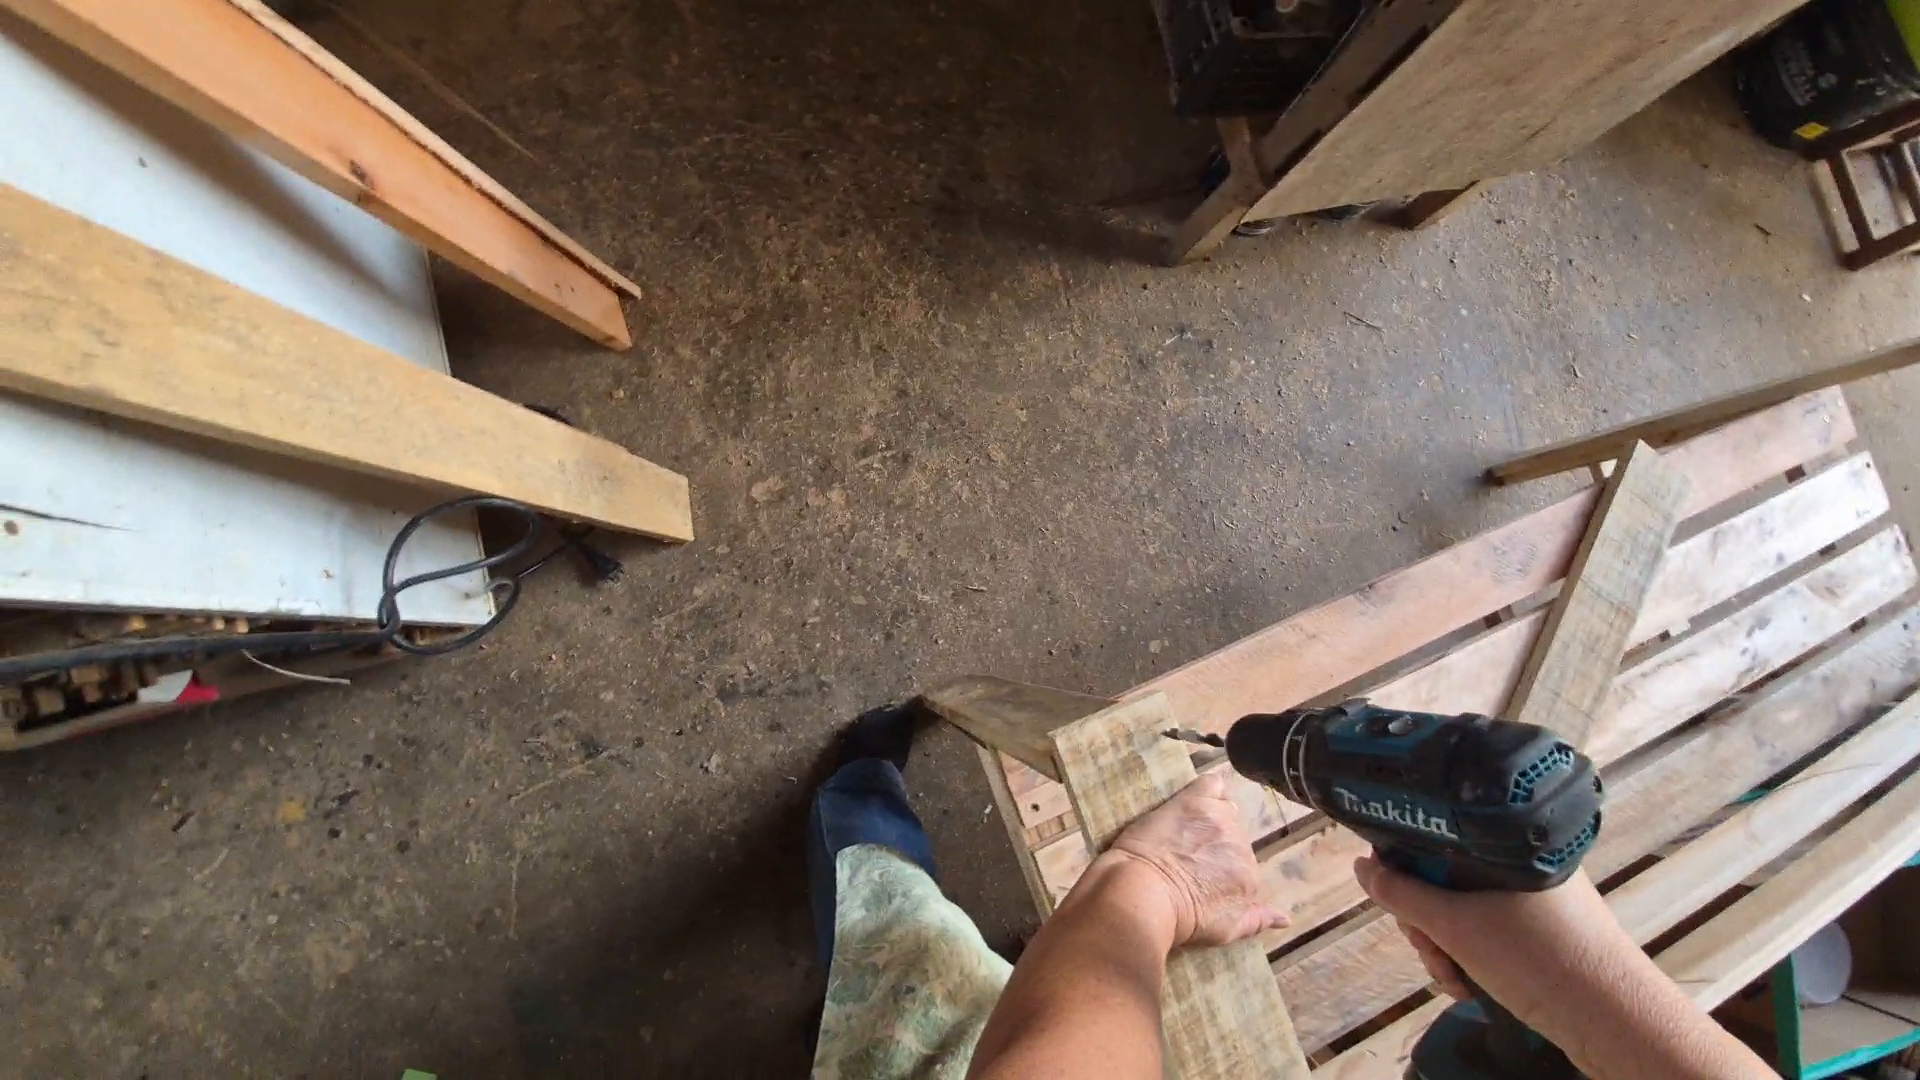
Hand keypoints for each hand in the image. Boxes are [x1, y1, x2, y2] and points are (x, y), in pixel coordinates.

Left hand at [1099, 772, 1289, 947]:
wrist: (1144, 892)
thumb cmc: (1181, 919)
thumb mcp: (1225, 930)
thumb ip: (1256, 920)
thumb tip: (1284, 919)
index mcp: (1249, 876)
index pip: (1243, 861)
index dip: (1221, 864)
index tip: (1201, 869)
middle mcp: (1241, 844)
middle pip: (1233, 833)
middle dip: (1216, 840)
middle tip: (1189, 850)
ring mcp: (1219, 819)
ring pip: (1223, 808)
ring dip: (1209, 817)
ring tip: (1185, 829)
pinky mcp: (1194, 801)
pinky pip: (1212, 783)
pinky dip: (1208, 788)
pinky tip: (1195, 796)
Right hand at [1354, 855, 1636, 1028]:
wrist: (1625, 1031)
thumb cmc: (1539, 961)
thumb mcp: (1453, 926)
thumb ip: (1400, 893)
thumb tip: (1360, 867)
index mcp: (1507, 845)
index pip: (1436, 837)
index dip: (1404, 862)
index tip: (1392, 891)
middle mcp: (1524, 865)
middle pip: (1445, 876)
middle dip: (1424, 916)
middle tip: (1425, 943)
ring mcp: (1540, 904)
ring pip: (1464, 908)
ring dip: (1443, 942)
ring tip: (1449, 974)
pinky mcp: (1549, 937)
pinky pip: (1490, 930)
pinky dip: (1471, 954)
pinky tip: (1469, 984)